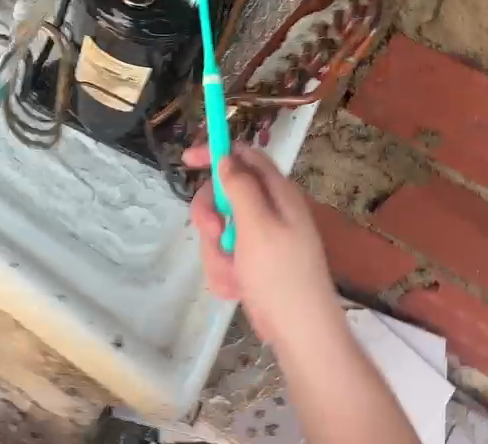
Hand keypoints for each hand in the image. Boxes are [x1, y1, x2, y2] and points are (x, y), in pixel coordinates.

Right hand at [185, 144, 339, 350]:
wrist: (300, 335)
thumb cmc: (281, 276)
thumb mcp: (257, 226)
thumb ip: (239, 187)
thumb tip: (226, 158)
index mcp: (278, 194)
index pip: (245, 156)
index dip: (216, 152)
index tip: (187, 160)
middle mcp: (270, 211)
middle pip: (225, 194)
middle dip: (211, 216)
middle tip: (213, 234)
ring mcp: (261, 239)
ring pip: (219, 228)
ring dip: (217, 253)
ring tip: (232, 275)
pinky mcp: (252, 263)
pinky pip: (224, 255)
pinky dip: (224, 271)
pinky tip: (235, 288)